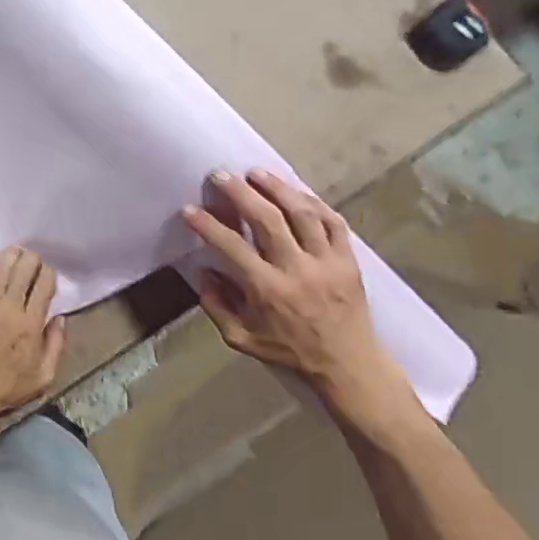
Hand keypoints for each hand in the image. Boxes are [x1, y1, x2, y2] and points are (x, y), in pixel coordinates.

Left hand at [0, 246, 66, 422]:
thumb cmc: (8, 386)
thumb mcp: (44, 376)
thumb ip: (56, 345)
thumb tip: (60, 319)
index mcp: (30, 325)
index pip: (43, 287)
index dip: (49, 275)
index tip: (50, 273)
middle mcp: (9, 309)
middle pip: (22, 271)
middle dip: (31, 260)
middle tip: (34, 257)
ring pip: (0, 269)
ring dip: (10, 257)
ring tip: (17, 251)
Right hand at [180, 170, 410, 417]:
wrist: (349, 365)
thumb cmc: (288, 351)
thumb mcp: (240, 338)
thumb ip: (216, 305)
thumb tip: (204, 271)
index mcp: (267, 289)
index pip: (230, 247)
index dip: (207, 225)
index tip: (189, 210)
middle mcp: (297, 270)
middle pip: (268, 219)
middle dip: (241, 193)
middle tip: (221, 176)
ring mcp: (327, 262)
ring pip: (302, 213)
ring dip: (277, 188)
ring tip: (256, 173)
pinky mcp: (349, 260)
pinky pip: (334, 222)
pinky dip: (314, 202)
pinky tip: (295, 191)